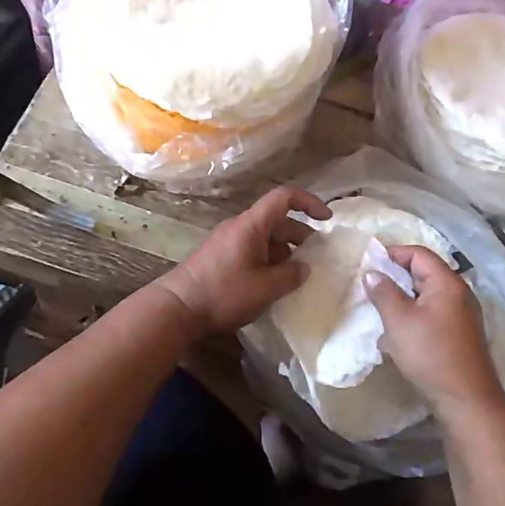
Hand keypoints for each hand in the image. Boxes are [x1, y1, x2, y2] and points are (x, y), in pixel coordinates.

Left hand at [157, 187, 332, 331]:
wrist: (177, 308)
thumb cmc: (223, 293)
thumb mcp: (265, 288)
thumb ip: (291, 275)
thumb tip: (304, 267)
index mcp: (252, 225)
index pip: (284, 197)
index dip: (309, 202)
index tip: (327, 219)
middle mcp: (240, 227)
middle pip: (277, 220)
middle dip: (301, 235)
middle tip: (317, 256)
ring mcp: (228, 241)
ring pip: (265, 237)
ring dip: (285, 250)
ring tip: (298, 274)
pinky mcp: (220, 257)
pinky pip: (252, 250)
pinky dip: (269, 260)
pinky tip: (274, 283)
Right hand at [364, 245, 504, 424]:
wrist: (466, 399)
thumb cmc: (430, 354)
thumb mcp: (399, 321)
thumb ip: (384, 292)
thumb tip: (372, 272)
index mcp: (447, 282)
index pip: (419, 254)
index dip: (393, 254)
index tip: (369, 263)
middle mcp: (459, 292)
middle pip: (425, 272)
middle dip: (396, 277)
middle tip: (371, 287)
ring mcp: (463, 314)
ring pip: (428, 295)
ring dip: (404, 299)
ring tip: (381, 311)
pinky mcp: (461, 334)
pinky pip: (434, 313)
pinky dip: (415, 316)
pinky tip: (399, 334)